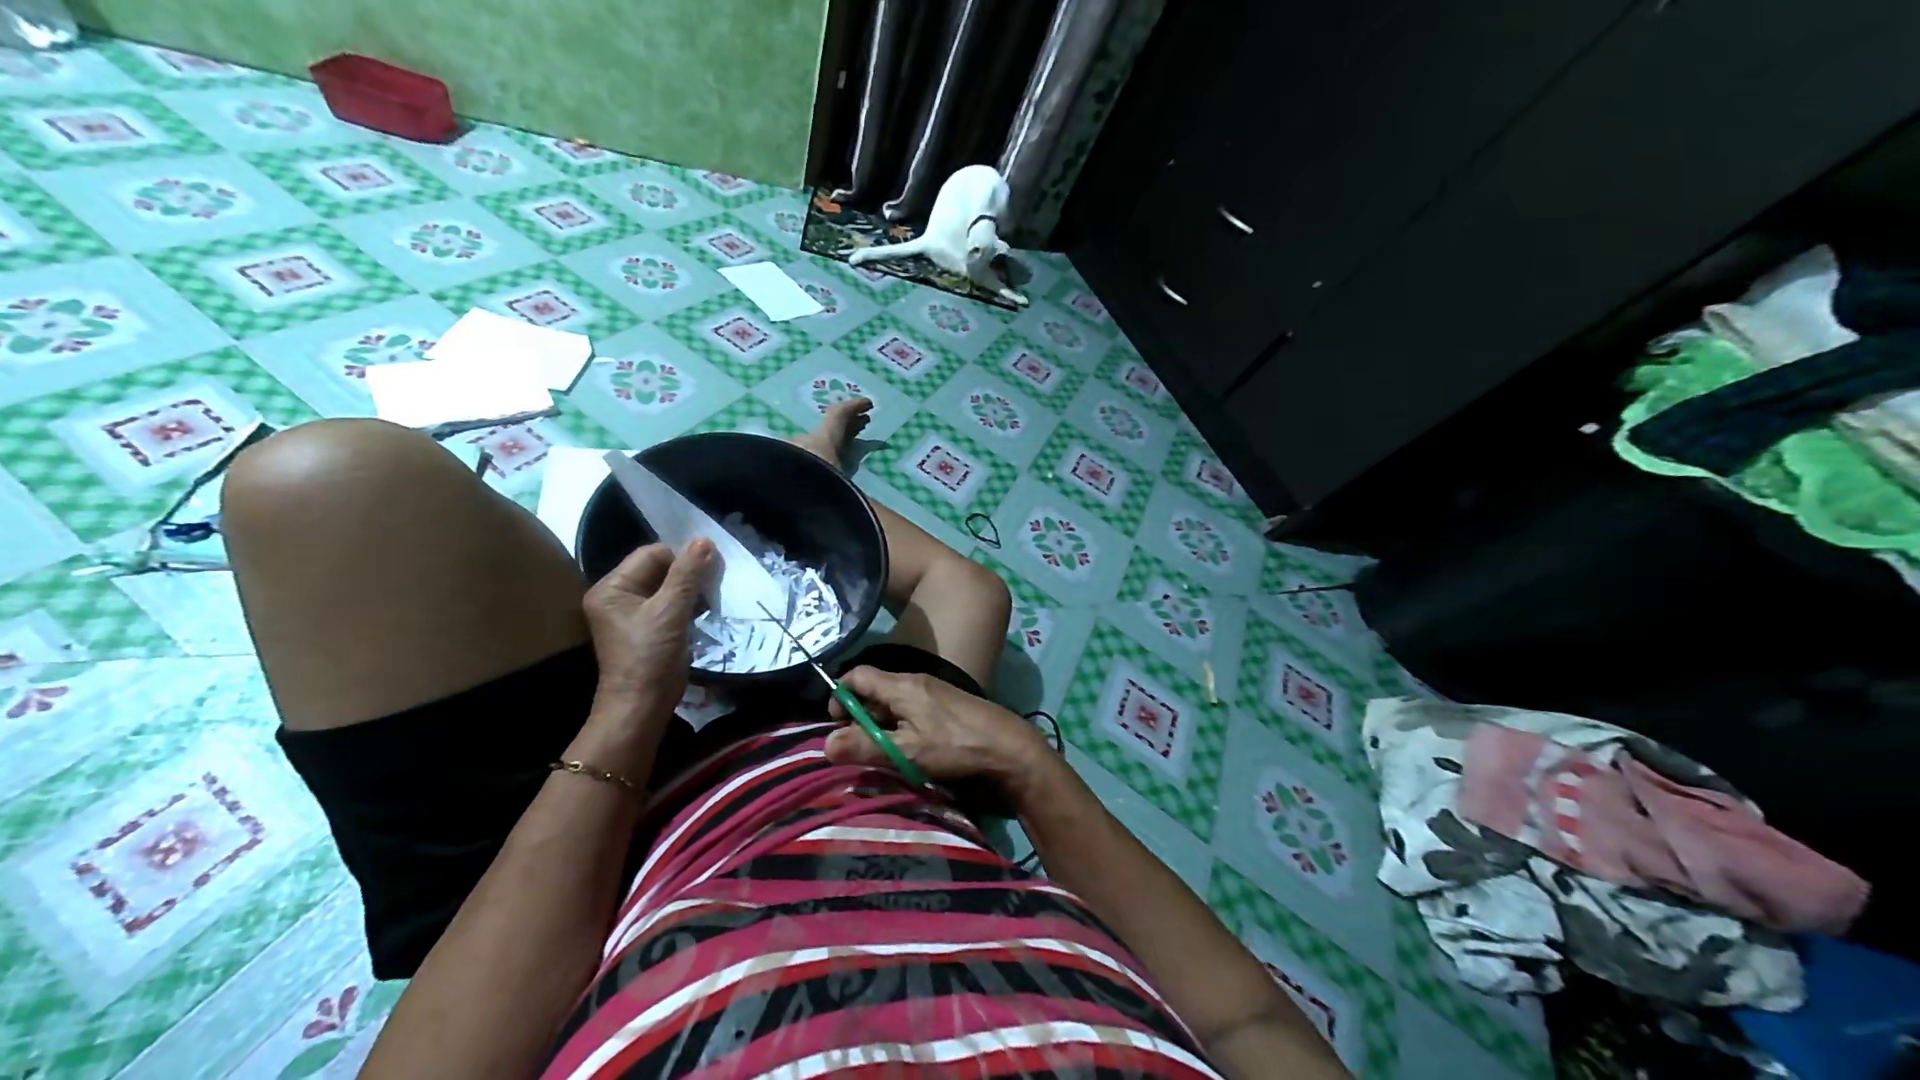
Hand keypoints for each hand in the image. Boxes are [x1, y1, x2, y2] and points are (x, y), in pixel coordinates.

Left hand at [582, 540, 713, 723]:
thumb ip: (687, 574)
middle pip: (659, 569)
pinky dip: (687, 604)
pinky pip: (670, 603)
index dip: (681, 559)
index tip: (708, 571)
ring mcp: (632, 613)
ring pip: (668, 586)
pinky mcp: (648, 627)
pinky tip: (702, 612)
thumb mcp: (670, 611)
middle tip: (711, 585)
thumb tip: (704, 540)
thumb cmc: (649, 656)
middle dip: (687, 574)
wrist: (642, 705)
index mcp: (612, 587)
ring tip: (708, 600)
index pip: (651, 554)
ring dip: (690, 590)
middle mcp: (617, 596)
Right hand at [822, 666, 1056, 797]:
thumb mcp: (906, 751)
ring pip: (894, 699)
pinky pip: (912, 706)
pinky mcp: (948, 703)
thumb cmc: (954, 745)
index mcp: (901, 685)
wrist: (1008, 746)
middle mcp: (915, 680)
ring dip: (881, 721)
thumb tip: (825, 743)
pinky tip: (909, 747)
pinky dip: (901, 723)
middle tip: (857, 744)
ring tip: (882, 750)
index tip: (835, 724)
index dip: (839, 695)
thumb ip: (865, 746)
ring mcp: (934, 690)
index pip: (857, 675)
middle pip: (874, 688)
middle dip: (859, 713)